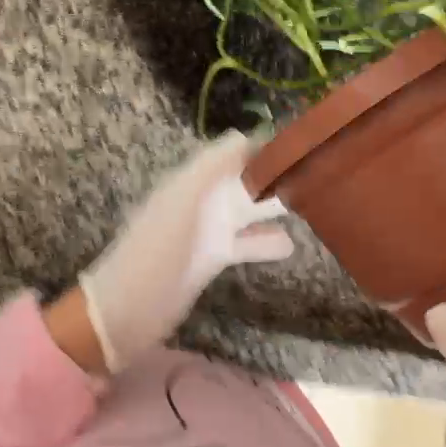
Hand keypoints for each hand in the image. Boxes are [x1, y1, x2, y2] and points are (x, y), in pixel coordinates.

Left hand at [77, 133, 293, 372]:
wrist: (125, 310)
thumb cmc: (153, 252)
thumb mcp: (181, 202)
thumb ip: (210, 167)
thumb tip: (246, 135)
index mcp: (188, 181)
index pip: (230, 153)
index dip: (261, 148)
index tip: (303, 147)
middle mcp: (199, 200)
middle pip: (241, 180)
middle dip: (273, 175)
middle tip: (320, 175)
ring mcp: (205, 231)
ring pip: (246, 211)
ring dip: (273, 207)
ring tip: (315, 204)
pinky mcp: (210, 260)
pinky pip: (244, 244)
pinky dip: (265, 242)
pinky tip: (291, 244)